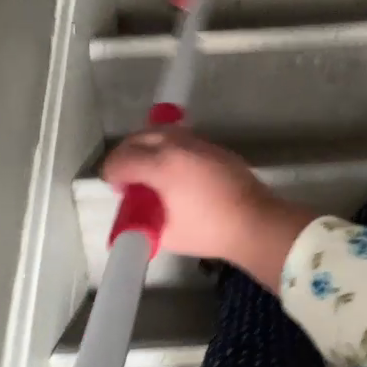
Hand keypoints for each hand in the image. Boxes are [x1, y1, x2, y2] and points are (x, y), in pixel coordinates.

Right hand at [101, 128, 316, 288]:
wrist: (255, 222)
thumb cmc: (208, 231)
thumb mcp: (165, 234)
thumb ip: (144, 221)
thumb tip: (137, 216)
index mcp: (162, 166)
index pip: (123, 159)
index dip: (111, 173)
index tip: (114, 185)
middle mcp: (178, 146)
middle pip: (140, 137)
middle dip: (126, 153)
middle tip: (126, 175)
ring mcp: (199, 144)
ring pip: (162, 132)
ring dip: (148, 146)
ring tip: (147, 168)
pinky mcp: (216, 148)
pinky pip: (183, 139)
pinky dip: (170, 147)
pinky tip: (173, 168)